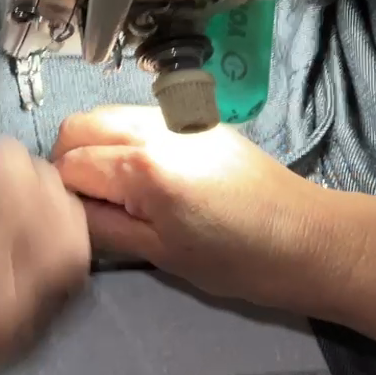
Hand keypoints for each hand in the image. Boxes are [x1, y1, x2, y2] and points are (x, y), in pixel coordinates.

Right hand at [51, 106, 355, 312]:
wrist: (311, 237)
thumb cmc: (238, 261)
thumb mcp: (161, 256)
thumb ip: (103, 226)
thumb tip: (68, 209)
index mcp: (143, 169)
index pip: (70, 166)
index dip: (65, 194)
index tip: (77, 216)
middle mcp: (151, 129)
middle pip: (76, 126)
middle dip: (67, 158)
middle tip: (87, 196)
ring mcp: (172, 116)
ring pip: (101, 113)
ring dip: (91, 143)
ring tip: (114, 183)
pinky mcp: (190, 115)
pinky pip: (133, 115)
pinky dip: (119, 135)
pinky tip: (142, 169)